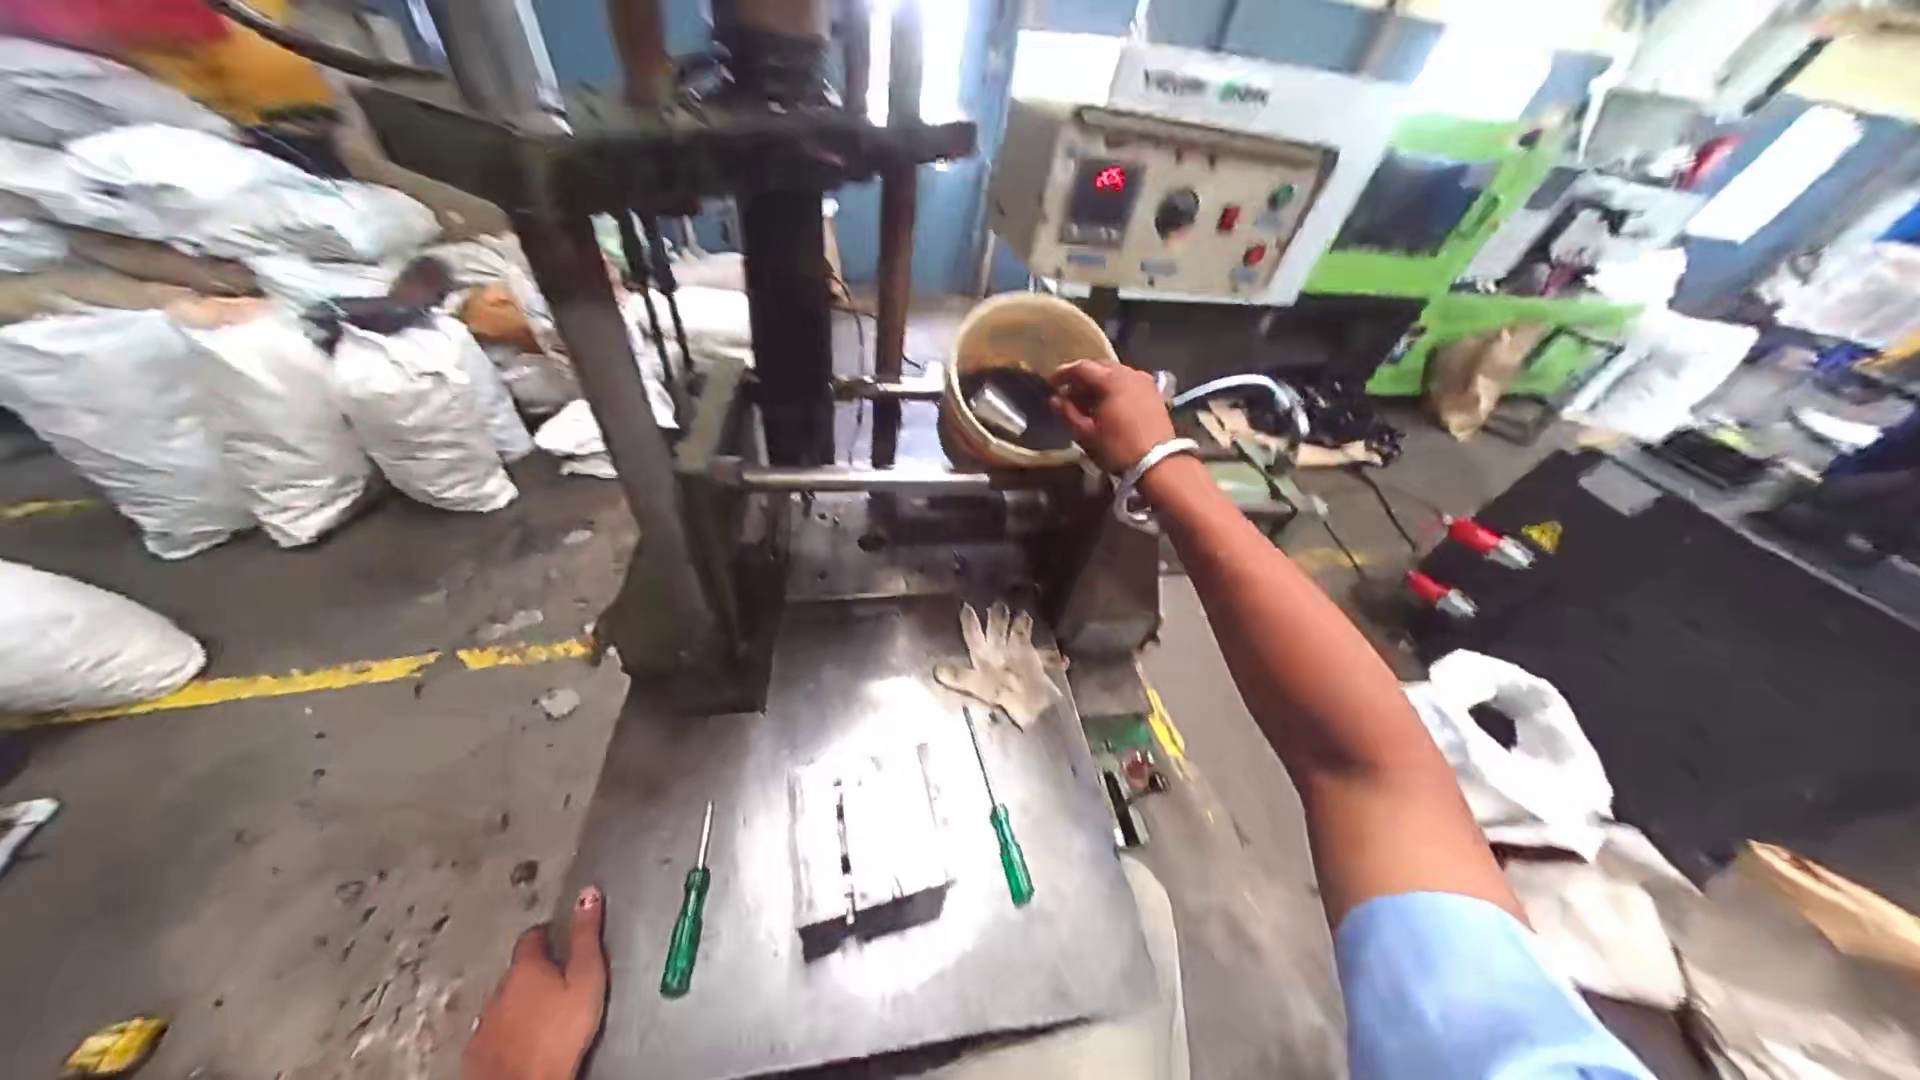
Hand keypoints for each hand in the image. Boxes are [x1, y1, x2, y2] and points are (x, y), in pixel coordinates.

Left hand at [464, 886, 607, 1079]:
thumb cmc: (563, 1029)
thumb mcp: (587, 977)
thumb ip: (586, 935)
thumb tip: (587, 892)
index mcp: (526, 967)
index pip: (532, 936)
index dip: (548, 934)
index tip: (561, 939)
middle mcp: (498, 990)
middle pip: (517, 970)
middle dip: (536, 971)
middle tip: (560, 980)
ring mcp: (484, 1025)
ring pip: (505, 1001)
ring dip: (521, 1001)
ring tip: (545, 1011)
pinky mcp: (476, 1055)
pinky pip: (495, 1030)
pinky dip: (509, 1028)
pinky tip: (525, 1038)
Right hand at [1047, 359, 1176, 473]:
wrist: (1159, 463)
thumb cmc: (1117, 448)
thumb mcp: (1086, 434)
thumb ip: (1067, 413)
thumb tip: (1054, 399)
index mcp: (1111, 380)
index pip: (1082, 367)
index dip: (1063, 373)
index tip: (1051, 384)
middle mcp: (1129, 374)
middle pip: (1100, 366)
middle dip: (1082, 377)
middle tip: (1068, 393)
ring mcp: (1145, 382)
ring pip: (1115, 373)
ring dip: (1098, 382)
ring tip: (1087, 400)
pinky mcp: (1154, 393)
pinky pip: (1128, 382)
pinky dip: (1114, 387)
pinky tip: (1108, 403)